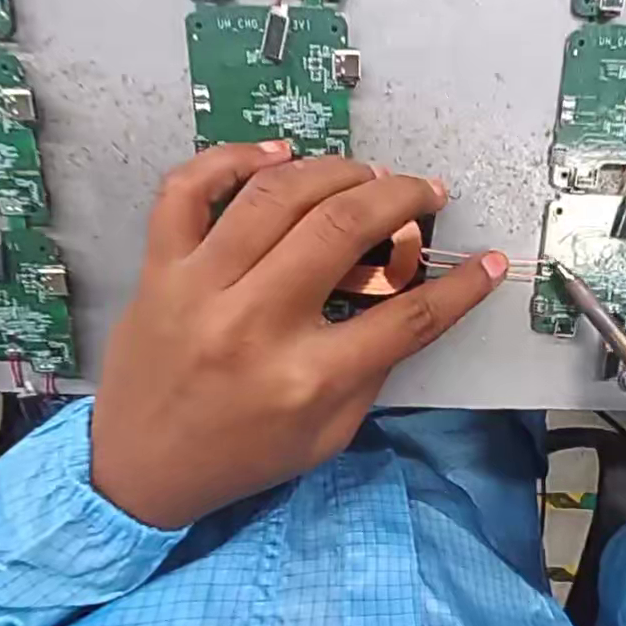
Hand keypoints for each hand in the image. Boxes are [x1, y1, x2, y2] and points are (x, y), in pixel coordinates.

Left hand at [91, 141, 509, 528]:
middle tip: (422, 193)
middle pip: (341, 231)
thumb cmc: (239, 459)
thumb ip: (370, 372)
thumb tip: (405, 304)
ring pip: (275, 196)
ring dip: (334, 170)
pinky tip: (276, 156)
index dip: (460, 288)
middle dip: (400, 199)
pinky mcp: (159, 270)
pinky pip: (187, 190)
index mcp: (305, 379)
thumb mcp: (325, 437)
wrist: (139, 469)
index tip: (485, 263)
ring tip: (365, 175)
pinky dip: (231, 158)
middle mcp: (254, 324)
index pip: (406, 319)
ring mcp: (199, 288)